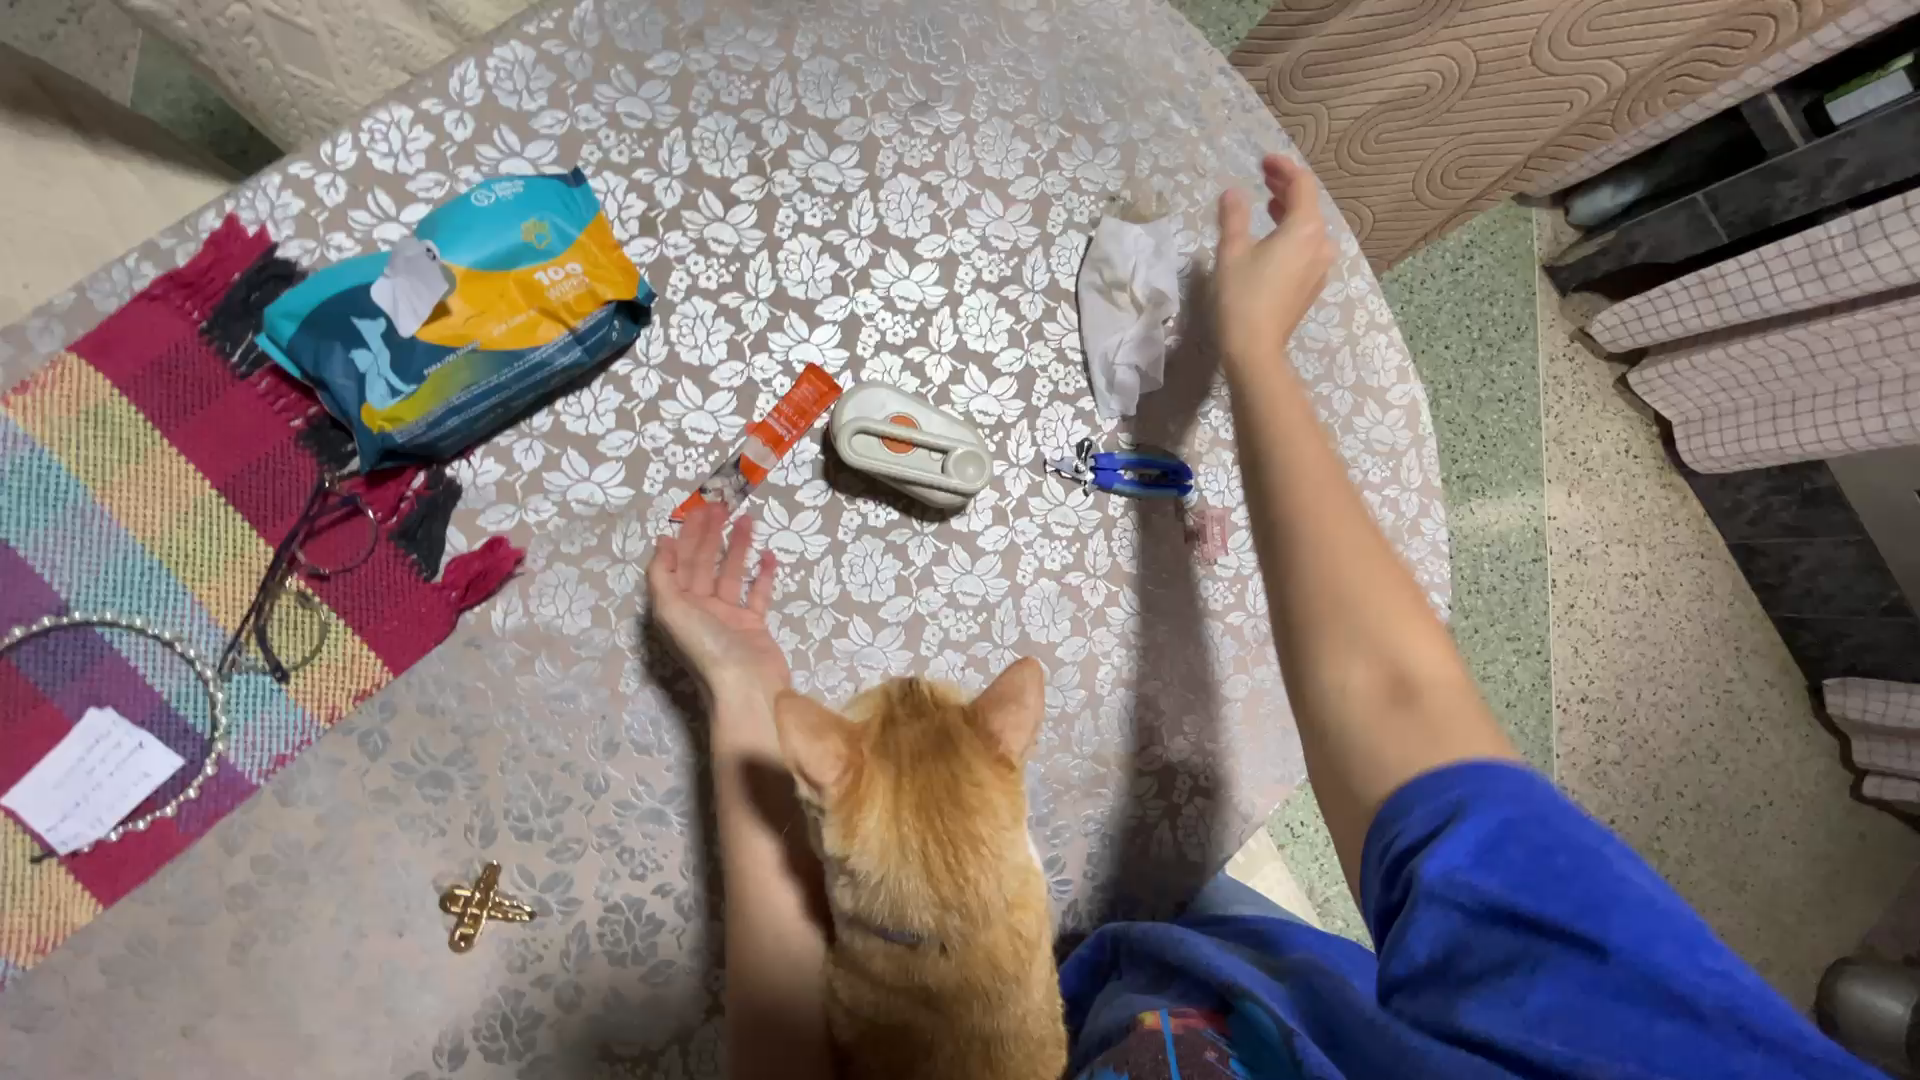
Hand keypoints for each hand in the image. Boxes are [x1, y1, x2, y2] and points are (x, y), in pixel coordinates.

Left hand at [646, 503, 789, 709]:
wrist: (746, 685)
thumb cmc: (707, 646)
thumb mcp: (672, 610)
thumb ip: (662, 575)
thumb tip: (662, 543)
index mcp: (677, 606)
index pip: (679, 562)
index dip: (686, 536)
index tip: (697, 510)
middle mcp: (699, 609)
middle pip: (704, 563)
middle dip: (711, 534)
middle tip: (723, 505)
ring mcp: (728, 617)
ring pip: (731, 574)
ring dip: (738, 547)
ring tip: (749, 520)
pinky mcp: (754, 625)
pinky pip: (757, 594)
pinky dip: (762, 575)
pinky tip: (769, 555)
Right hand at [1212, 153, 1335, 381]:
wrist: (1255, 348)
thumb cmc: (1241, 297)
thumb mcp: (1232, 252)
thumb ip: (1234, 217)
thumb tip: (1233, 193)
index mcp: (1304, 228)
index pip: (1302, 184)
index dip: (1283, 167)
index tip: (1264, 160)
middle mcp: (1320, 243)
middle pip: (1308, 205)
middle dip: (1286, 188)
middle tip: (1264, 177)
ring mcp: (1320, 266)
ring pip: (1308, 228)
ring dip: (1289, 212)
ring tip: (1269, 206)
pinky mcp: (1312, 285)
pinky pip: (1306, 248)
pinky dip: (1291, 235)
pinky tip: (1273, 240)